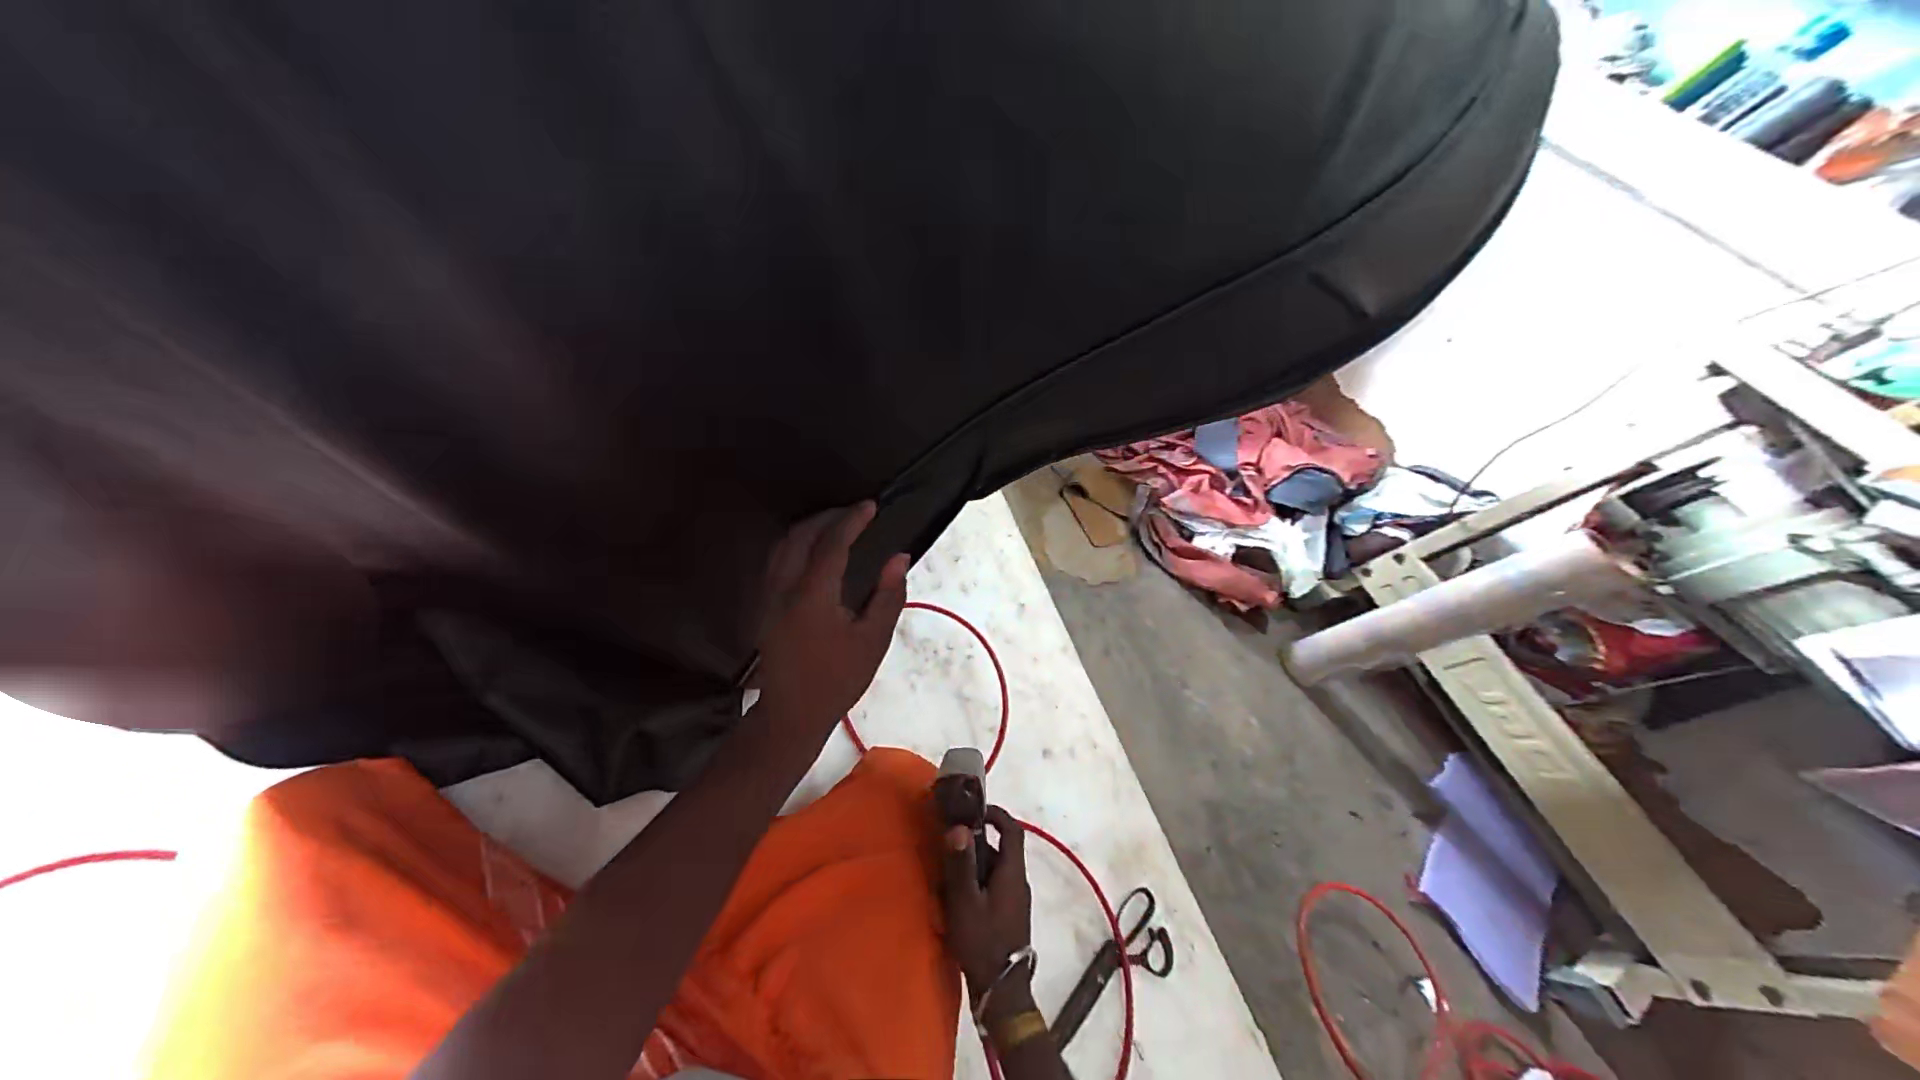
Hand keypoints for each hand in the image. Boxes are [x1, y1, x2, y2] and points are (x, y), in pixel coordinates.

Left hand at [755, 501, 908, 722]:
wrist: (792, 713)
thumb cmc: (838, 679)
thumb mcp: (873, 640)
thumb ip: (888, 595)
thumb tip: (899, 558)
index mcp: (812, 596)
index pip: (832, 544)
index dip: (852, 520)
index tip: (871, 506)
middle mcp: (784, 588)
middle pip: (801, 535)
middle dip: (828, 517)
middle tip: (855, 512)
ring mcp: (768, 596)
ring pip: (783, 545)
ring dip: (809, 527)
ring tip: (835, 524)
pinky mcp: (763, 605)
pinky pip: (777, 559)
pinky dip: (796, 543)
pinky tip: (813, 550)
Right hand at [942, 806, 1032, 1001]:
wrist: (1001, 992)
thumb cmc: (983, 942)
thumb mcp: (965, 902)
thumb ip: (960, 865)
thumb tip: (959, 828)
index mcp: (1012, 873)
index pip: (1012, 830)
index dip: (996, 814)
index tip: (974, 810)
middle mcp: (1017, 882)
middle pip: (1000, 850)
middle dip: (975, 843)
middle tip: (949, 843)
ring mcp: (1015, 901)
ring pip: (994, 870)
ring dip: (973, 866)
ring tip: (945, 874)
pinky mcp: (1008, 917)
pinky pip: (992, 888)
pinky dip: (976, 884)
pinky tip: (955, 899)